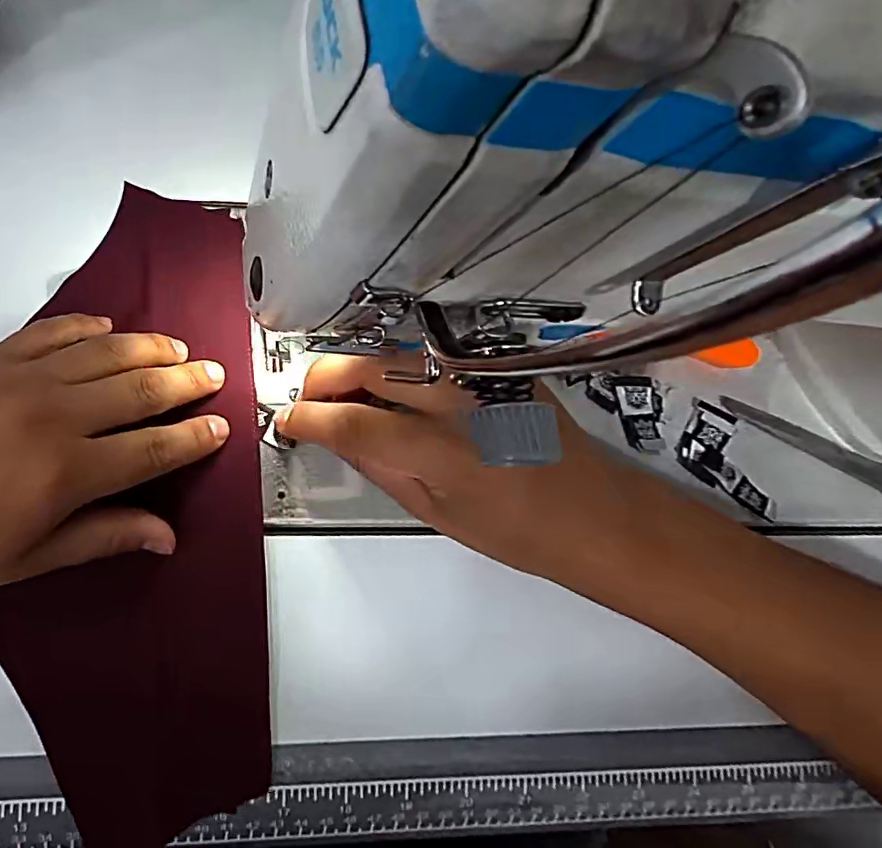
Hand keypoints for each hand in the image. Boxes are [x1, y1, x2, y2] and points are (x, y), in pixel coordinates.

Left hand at [0, 315, 230, 650]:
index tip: (219, 426)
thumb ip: (102, 536)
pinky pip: (52, 332)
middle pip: (140, 388)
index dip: (193, 436)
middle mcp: (54, 416)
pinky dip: (86, 327)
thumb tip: (164, 535)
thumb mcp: (28, 559)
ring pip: (106, 352)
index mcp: (66, 473)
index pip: (152, 448)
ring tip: (177, 348)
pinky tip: (108, 329)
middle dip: (185, 381)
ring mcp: (21, 380)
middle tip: (213, 373)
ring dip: (148, 347)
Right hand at [277, 353, 705, 591]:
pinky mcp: (489, 364)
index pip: (349, 418)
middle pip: (361, 365)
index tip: (287, 422)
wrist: (594, 511)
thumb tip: (334, 436)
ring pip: (386, 352)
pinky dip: (391, 372)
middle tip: (310, 408)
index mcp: (441, 448)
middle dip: (320, 382)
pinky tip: (391, 399)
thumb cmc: (519, 530)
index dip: (307, 419)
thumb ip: (378, 466)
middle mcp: (457, 396)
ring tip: (347, 405)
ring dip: (353, 373)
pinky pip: (420, 357)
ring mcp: (476, 373)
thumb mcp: (434, 511)